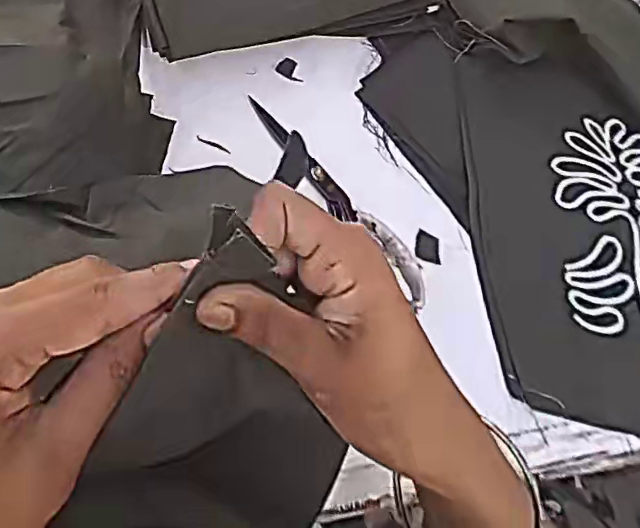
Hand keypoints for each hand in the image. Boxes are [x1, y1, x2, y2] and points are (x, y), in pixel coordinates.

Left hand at [0, 256, 189, 527]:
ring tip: (163, 303)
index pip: (87, 300)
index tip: (191, 274)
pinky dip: (94, 300)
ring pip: (69, 278)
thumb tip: (155, 325)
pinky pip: (54, 292)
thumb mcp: (55, 453)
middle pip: (79, 278)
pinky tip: (121, 313)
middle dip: (135, 285)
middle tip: (185, 296)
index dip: (145, 287)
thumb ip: (108, 378)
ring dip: (117, 290)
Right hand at [197, 183, 532, 527]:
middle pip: (271, 221)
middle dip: (250, 263)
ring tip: (278, 323)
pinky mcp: (334, 277)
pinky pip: (286, 264)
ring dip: (261, 281)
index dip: (249, 238)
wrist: (429, 435)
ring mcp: (341, 261)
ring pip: (275, 244)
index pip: (275, 204)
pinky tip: (284, 323)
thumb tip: (211, 299)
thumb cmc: (399, 402)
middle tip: (252, 310)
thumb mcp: (315, 362)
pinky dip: (272, 291)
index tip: (239, 281)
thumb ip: (257, 321)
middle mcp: (346, 245)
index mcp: (348, 251)